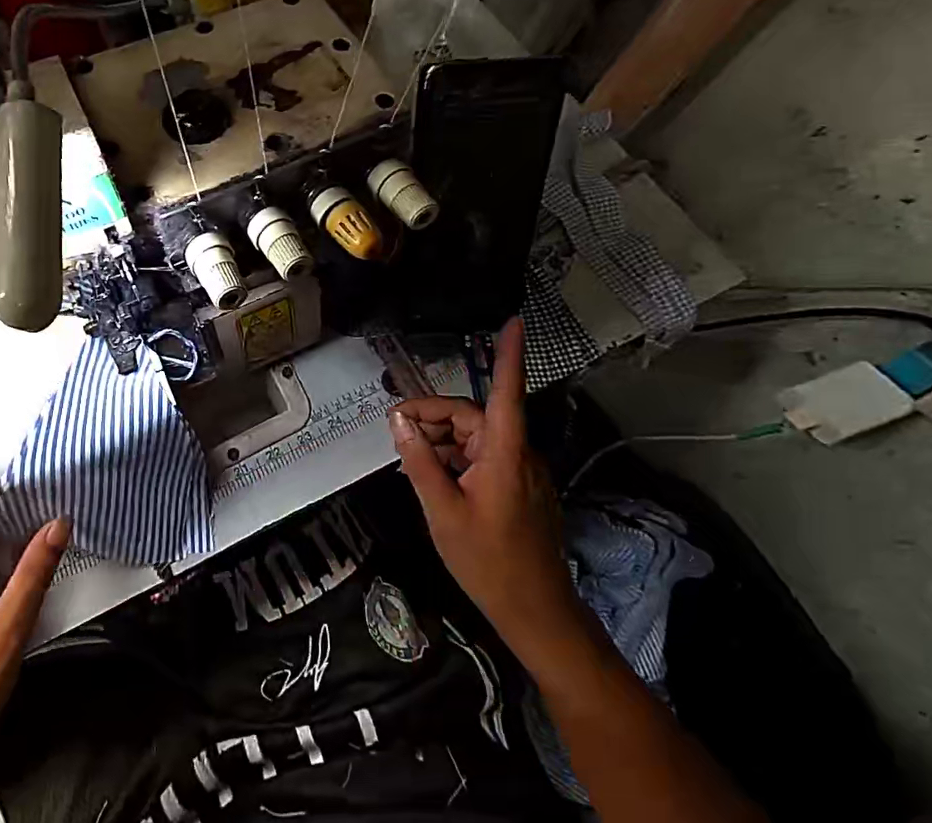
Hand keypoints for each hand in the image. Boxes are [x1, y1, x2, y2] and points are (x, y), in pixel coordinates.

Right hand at [389, 317, 580, 663]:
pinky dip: (457, 461)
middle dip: (434, 419)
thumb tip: (399, 421)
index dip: (509, 354)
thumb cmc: (487, 561)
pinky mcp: (520, 488)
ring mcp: (522, 472)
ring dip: (442, 443)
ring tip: (411, 464)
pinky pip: (484, 459)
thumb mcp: (442, 510)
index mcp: (505, 453)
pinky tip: (433, 479)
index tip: (513, 321)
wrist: (534, 610)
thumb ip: (420, 461)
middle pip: (474, 417)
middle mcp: (519, 454)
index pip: (507, 391)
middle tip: (396, 435)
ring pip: (476, 439)